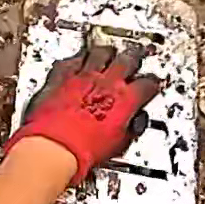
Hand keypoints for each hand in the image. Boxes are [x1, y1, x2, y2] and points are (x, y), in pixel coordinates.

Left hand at [6, 39, 161, 183]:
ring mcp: (82, 77)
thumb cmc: (82, 150)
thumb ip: (129, 128)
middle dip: (133, 58)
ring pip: (99, 53)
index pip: (148, 84)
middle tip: (134, 57)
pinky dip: (75, 60)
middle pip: (127, 59)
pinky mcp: (58, 78)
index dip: (151, 83)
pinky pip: (69, 61)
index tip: (150, 84)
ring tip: (107, 53)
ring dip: (105, 53)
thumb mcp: (119, 144)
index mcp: (127, 99)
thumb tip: (132, 124)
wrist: (53, 148)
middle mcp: (107, 83)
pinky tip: (75, 60)